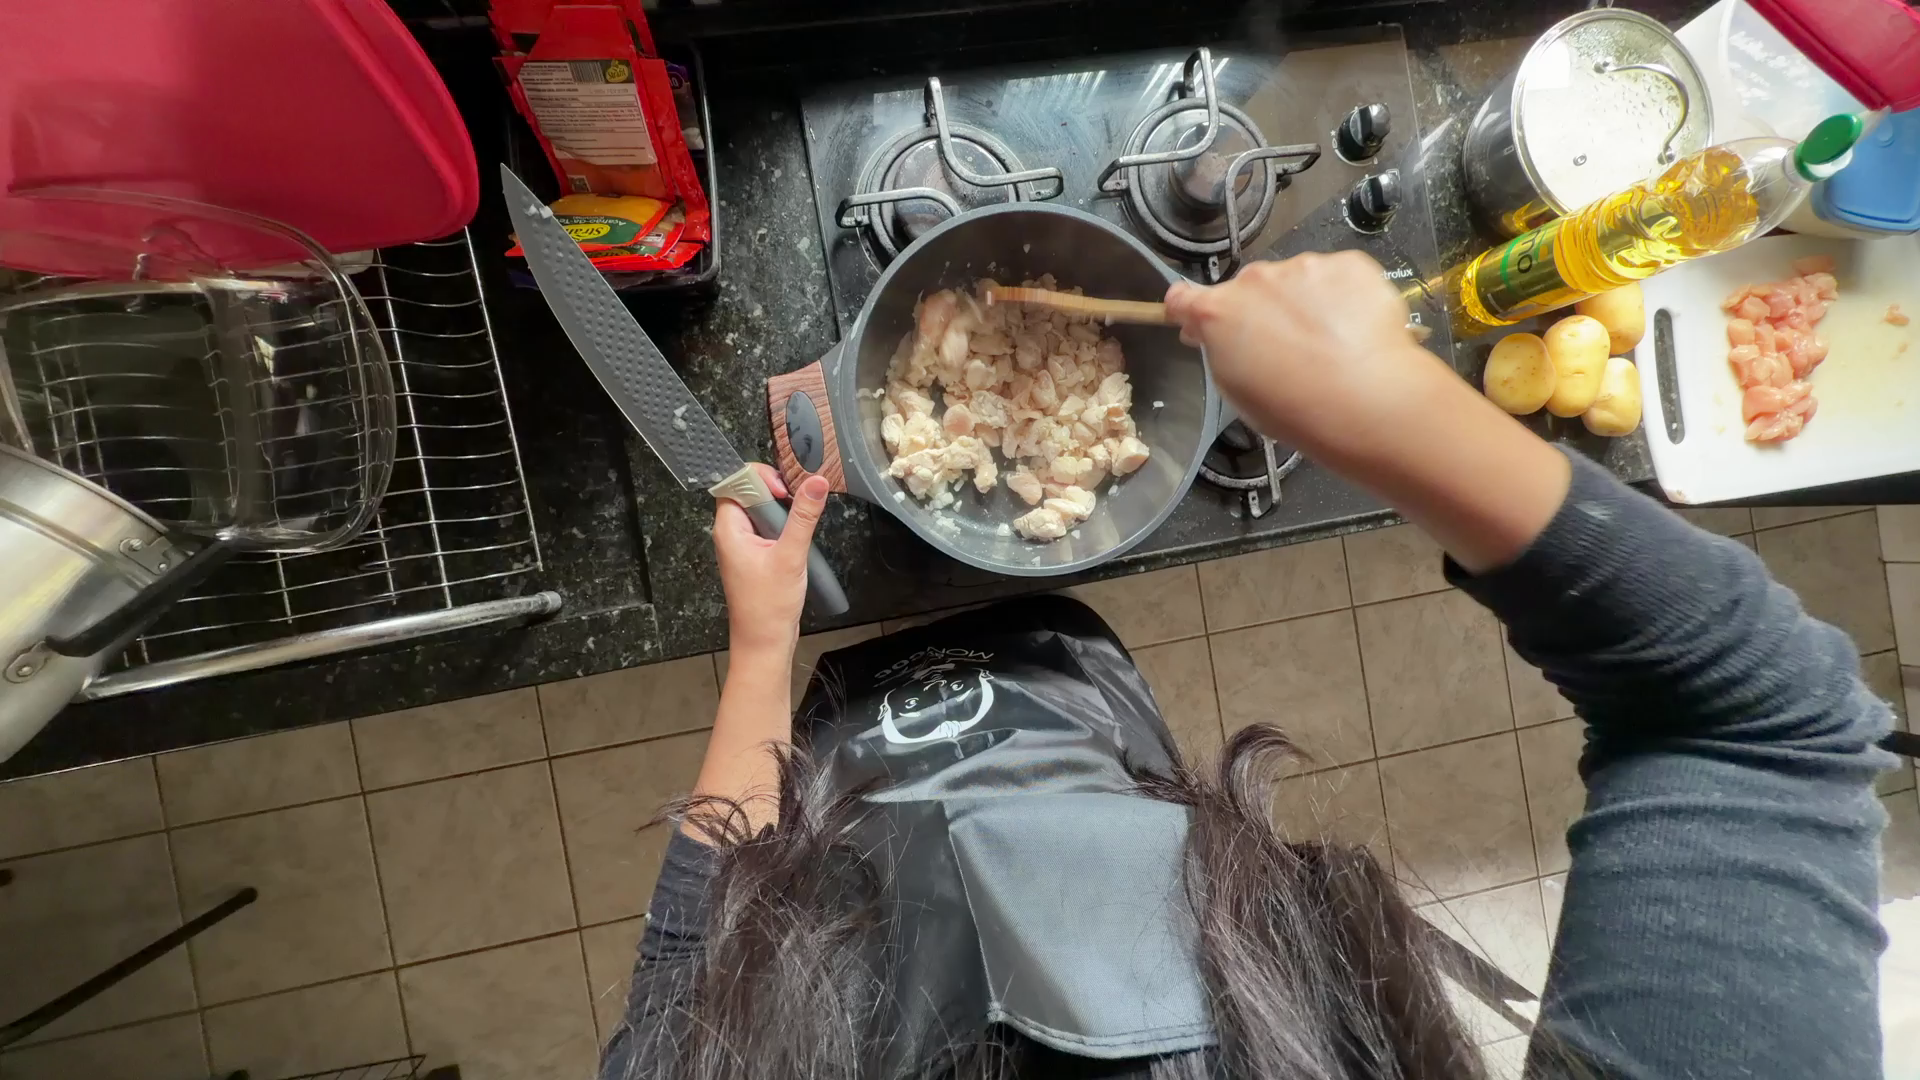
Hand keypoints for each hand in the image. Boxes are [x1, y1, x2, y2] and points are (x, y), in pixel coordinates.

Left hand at [712, 464, 829, 655]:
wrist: (765, 642)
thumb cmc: (768, 606)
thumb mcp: (790, 556)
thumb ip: (803, 516)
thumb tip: (816, 482)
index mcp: (729, 528)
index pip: (735, 482)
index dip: (760, 478)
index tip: (784, 490)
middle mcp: (732, 533)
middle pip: (749, 492)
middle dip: (775, 491)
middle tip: (798, 502)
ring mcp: (744, 544)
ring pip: (761, 510)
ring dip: (782, 510)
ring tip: (801, 520)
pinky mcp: (757, 555)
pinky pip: (768, 528)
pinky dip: (784, 526)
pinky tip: (798, 537)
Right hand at [1166, 253, 1568, 572]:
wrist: (1361, 398)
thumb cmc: (1289, 406)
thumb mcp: (1233, 387)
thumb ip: (1218, 349)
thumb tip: (1214, 334)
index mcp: (1216, 313)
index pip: (1182, 298)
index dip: (1187, 310)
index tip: (1194, 322)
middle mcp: (1254, 280)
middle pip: (1245, 289)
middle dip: (1254, 310)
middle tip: (1278, 347)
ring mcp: (1302, 267)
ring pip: (1291, 280)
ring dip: (1298, 301)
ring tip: (1323, 343)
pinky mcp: (1347, 264)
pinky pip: (1333, 275)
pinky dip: (1338, 296)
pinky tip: (1348, 329)